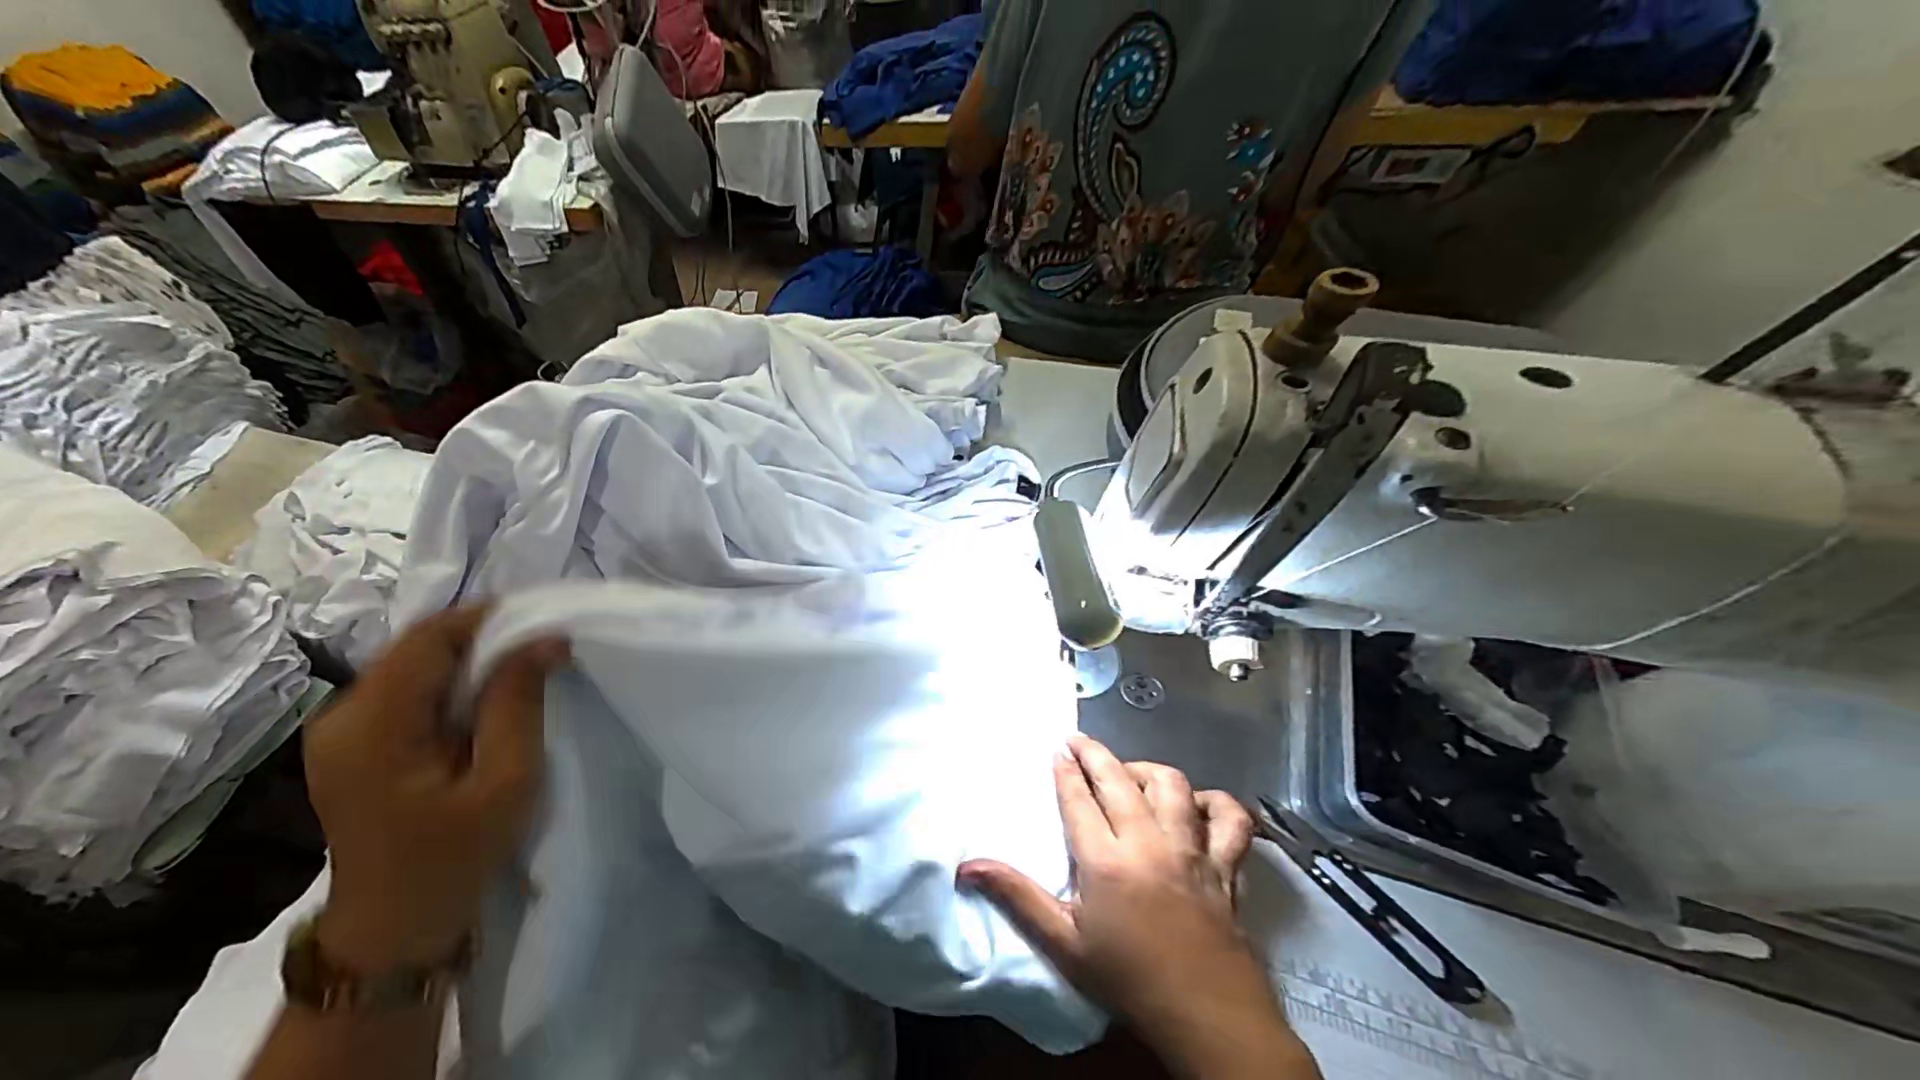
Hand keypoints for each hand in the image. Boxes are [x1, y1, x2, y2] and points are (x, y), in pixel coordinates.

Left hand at [303, 607, 567, 972]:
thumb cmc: (456, 857)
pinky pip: (410, 689)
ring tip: (524, 672)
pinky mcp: (354, 742)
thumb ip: (518, 702)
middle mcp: (342, 716)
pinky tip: (488, 702)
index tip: (546, 623)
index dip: (488, 619)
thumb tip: (544, 639)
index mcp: (371, 726)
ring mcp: (341, 729)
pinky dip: (454, 683)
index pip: (429, 639)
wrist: (396, 926)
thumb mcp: (506, 780)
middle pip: (418, 647)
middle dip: (484, 638)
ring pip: (415, 664)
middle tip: (544, 648)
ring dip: (472, 660)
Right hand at [959, 736, 1310, 1077]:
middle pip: (1120, 780)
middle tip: (1079, 741)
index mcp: (1106, 860)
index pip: (1079, 799)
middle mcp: (1148, 842)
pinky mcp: (1225, 865)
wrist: (1205, 1016)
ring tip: (1129, 772)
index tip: (1057, 749)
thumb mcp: (1064, 945)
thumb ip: (1018, 898)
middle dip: (1096, 754)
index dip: (1066, 770)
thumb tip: (968, 866)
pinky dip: (1216, 803)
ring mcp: (1191, 849)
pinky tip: (1197, 805)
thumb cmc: (1127, 980)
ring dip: (1147, 771)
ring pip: (1172, 786)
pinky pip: (1229, 819)